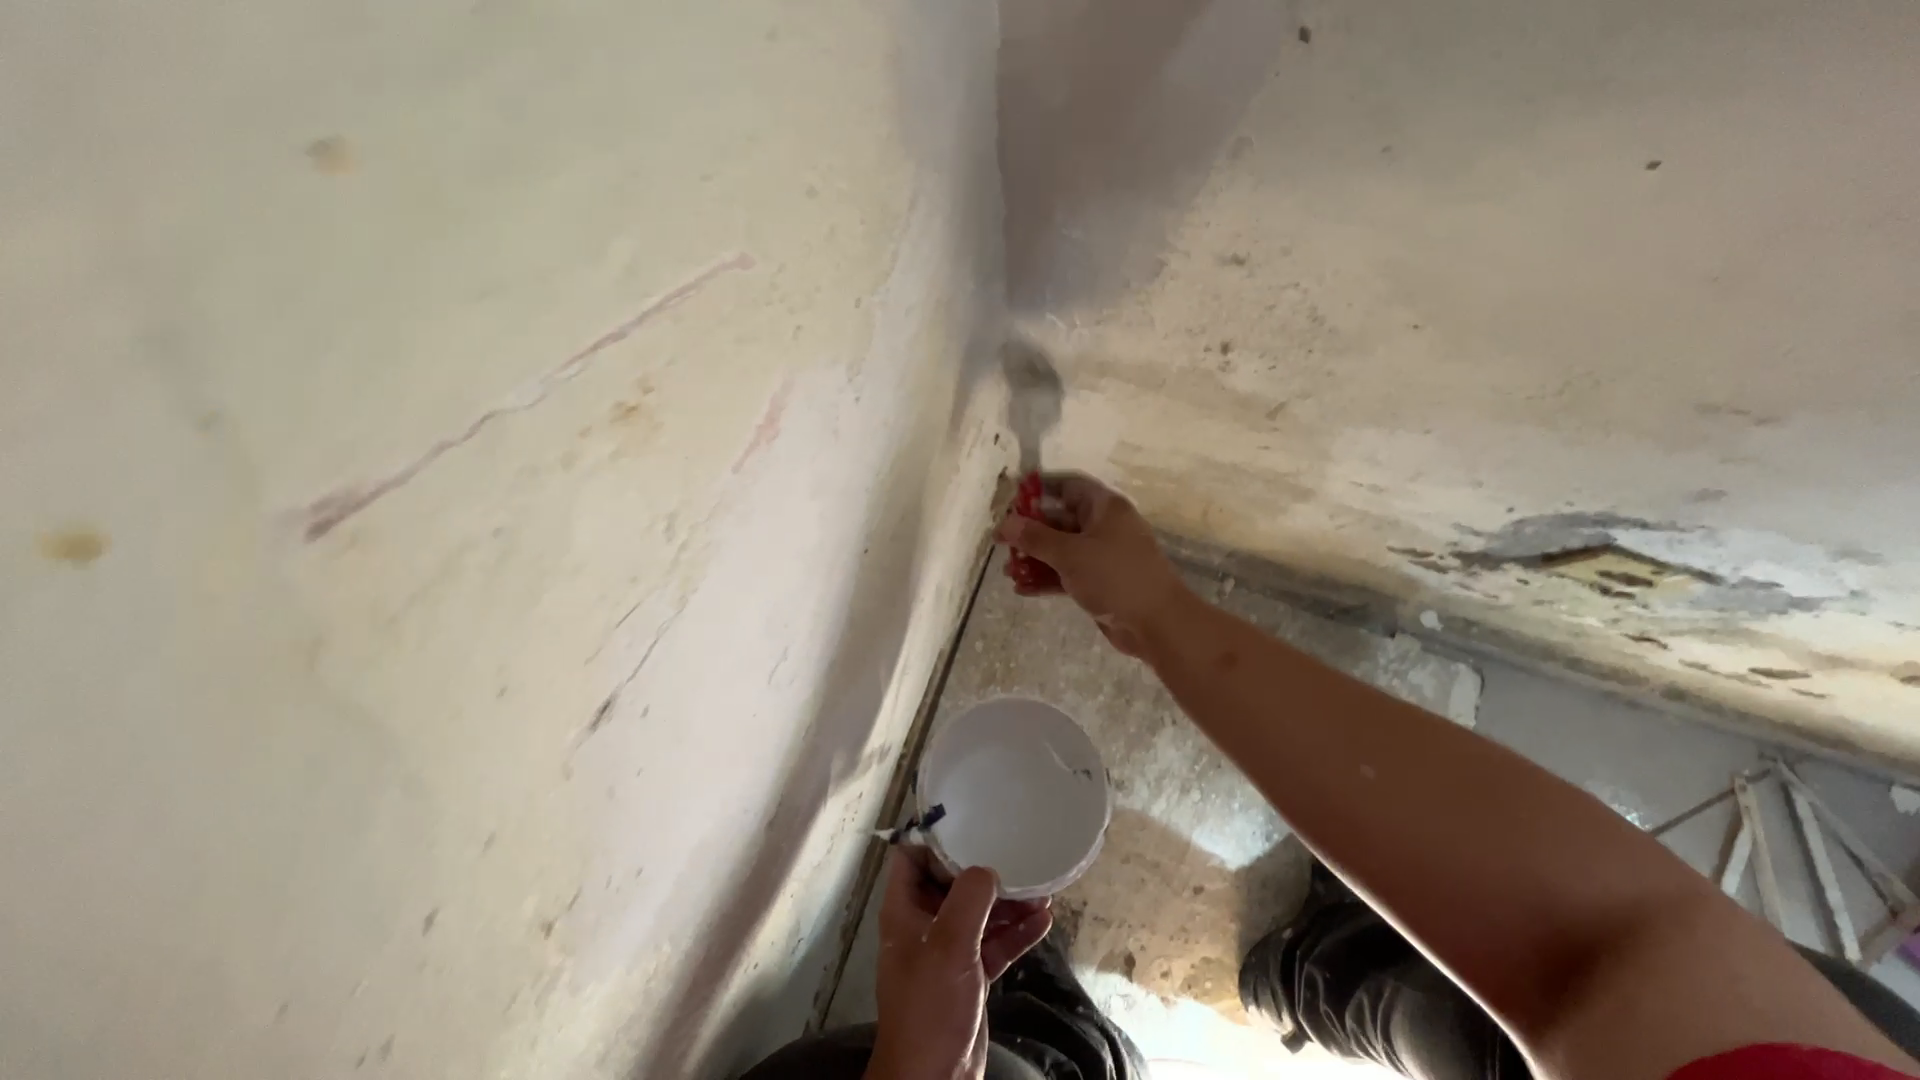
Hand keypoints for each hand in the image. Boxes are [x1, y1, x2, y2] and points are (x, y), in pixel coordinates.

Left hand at [866, 848, 1052, 1079]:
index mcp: (904, 911)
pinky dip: (1016, 933)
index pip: (912, 859)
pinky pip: (995, 944)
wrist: (933, 1078)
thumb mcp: (949, 945)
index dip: (936, 840)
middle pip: (953, 884)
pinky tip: (1044, 921)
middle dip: (985, 871)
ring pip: (980, 914)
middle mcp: (924, 925)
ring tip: (1043, 888)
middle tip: (1019, 853)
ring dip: (1008, 902)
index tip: (971, 824)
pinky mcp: (970, 977)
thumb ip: (968, 899)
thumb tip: (987, 870)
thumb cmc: (930, 1005)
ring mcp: (948, 952)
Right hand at [994, 472, 1190, 656]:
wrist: (1156, 623)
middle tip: (1001, 543)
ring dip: (1035, 560)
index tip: (1011, 501)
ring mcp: (1103, 557)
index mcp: (1104, 508)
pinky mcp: (1100, 583)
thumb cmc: (1114, 577)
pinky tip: (1022, 590)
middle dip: (1030, 532)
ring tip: (1007, 572)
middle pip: (1061, 520)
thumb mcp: (1070, 554)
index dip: (1039, 490)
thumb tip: (1005, 522)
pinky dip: (1047, 579)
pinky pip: (1068, 574)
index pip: (1068, 486)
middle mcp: (1104, 527)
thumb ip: (1035, 538)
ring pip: (1062, 551)